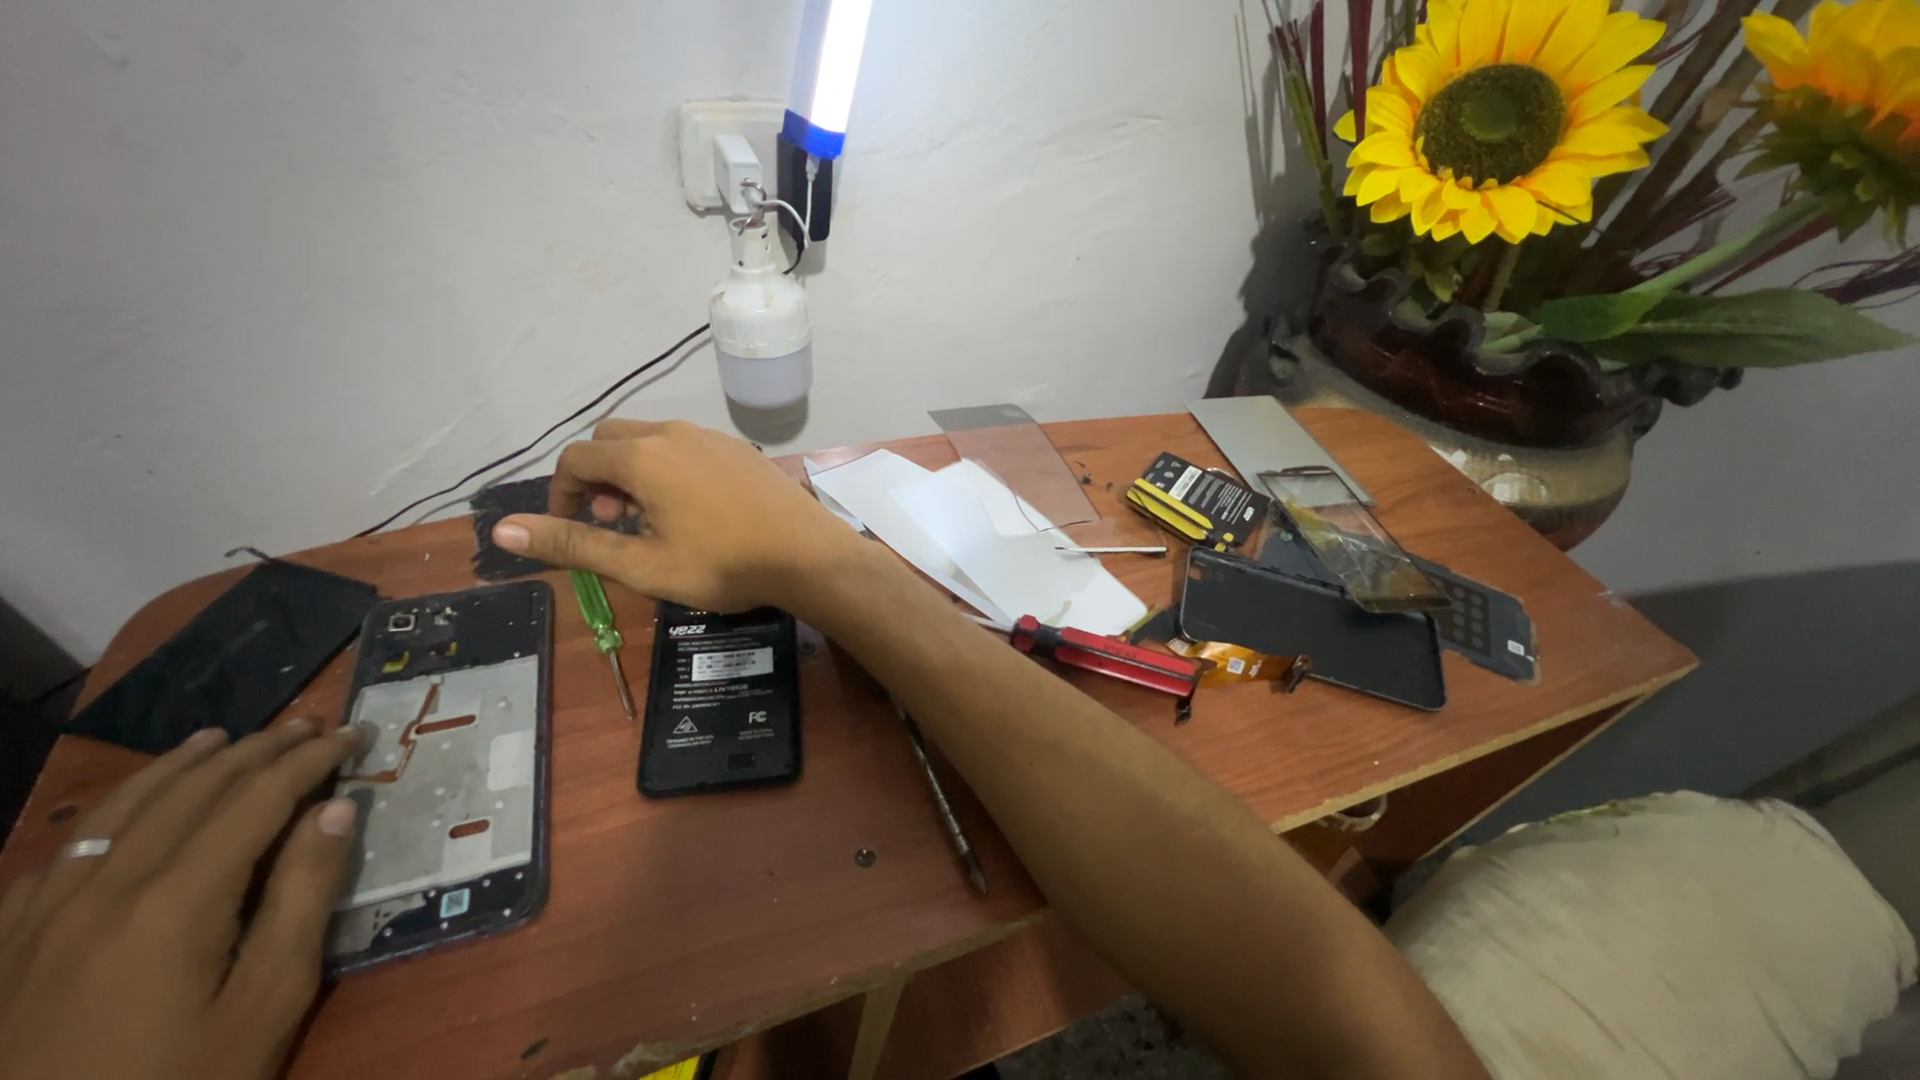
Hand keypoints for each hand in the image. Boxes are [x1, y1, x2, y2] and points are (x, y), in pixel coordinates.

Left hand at [0, 720, 366, 1079]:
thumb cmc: (184, 1079)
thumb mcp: (269, 998)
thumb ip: (304, 896)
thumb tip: (337, 808)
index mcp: (177, 900)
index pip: (257, 799)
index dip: (310, 759)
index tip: (354, 733)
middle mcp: (105, 888)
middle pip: (191, 792)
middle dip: (257, 749)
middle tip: (307, 724)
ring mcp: (42, 915)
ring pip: (119, 811)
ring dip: (181, 765)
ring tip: (221, 737)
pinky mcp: (6, 945)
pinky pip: (60, 853)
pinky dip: (110, 813)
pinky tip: (125, 813)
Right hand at [492, 419, 864, 612]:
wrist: (808, 555)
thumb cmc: (722, 565)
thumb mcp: (641, 565)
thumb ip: (573, 545)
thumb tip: (501, 530)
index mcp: (642, 457)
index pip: (576, 459)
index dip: (562, 494)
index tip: (575, 530)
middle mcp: (674, 433)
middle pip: (611, 440)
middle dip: (598, 478)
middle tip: (614, 523)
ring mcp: (713, 437)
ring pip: (652, 440)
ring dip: (634, 473)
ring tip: (653, 521)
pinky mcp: (741, 449)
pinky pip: (688, 447)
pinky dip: (671, 469)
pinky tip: (695, 510)